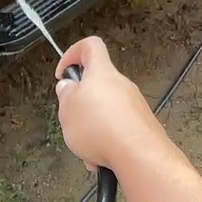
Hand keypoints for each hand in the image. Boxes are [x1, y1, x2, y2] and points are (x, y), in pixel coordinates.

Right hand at [54, 37, 173, 171]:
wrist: (136, 154)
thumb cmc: (102, 129)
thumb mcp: (67, 108)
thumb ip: (65, 94)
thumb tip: (66, 88)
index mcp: (102, 72)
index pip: (90, 46)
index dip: (72, 54)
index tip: (62, 73)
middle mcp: (120, 84)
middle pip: (96, 84)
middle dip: (80, 102)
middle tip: (70, 116)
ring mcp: (132, 104)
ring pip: (104, 109)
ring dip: (90, 125)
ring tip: (84, 143)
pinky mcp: (139, 124)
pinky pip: (115, 128)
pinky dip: (103, 140)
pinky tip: (98, 155)